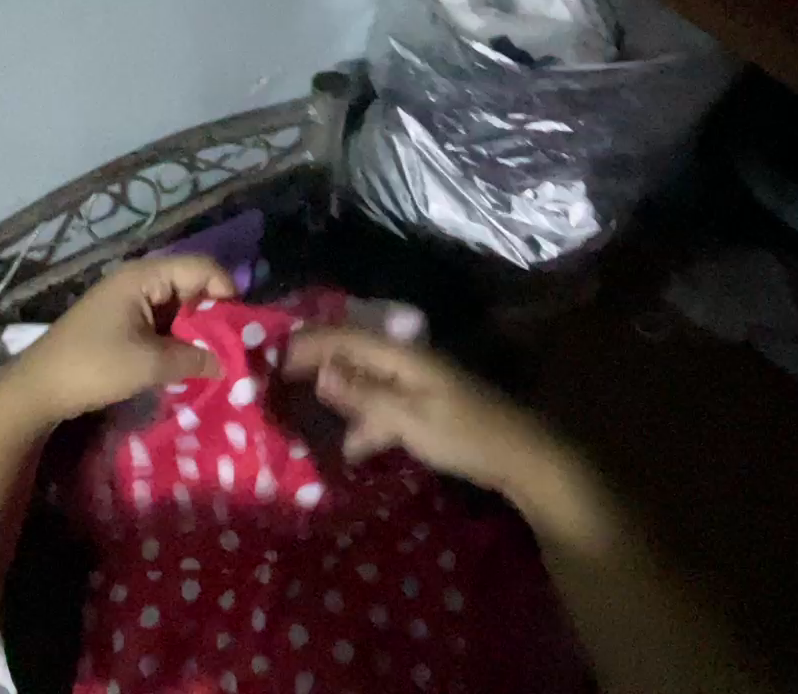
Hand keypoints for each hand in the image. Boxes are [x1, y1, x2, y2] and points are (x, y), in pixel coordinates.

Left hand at [0, 257, 235, 426]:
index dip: (227, 292)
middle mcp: (139, 280)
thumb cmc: (94, 366)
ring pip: (179, 306)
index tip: (242, 328)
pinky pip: (164, 321)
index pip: (202, 267)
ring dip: (198, 330)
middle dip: (215, 314)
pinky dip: (180, 338)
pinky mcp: (124, 321)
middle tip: (235, 347)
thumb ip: (196, 358)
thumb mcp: (150, 364)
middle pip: (192, 284)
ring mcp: (130, 300)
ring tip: (218, 358)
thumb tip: (230, 362)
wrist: (38, 388)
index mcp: (144, 276)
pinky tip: (191, 362)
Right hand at [284, 328, 612, 551]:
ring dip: (338, 395)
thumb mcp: (407, 417)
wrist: (525, 459)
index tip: (273, 358)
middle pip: (351, 354)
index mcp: (399, 355)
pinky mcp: (423, 408)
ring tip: (308, 416)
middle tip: (280, 379)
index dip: (307, 344)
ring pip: (364, 381)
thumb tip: (318, 372)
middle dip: (316, 363)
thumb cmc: (464, 433)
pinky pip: (380, 406)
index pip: (343, 338)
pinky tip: (353, 447)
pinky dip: (362, 422)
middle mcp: (404, 361)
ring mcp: (415, 384)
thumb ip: (362, 395)